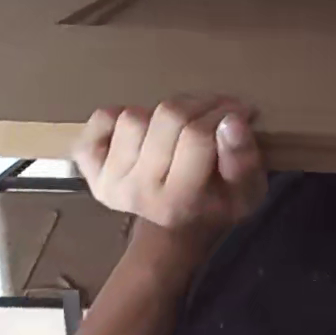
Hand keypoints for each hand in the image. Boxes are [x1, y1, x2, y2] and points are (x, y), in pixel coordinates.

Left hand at [72, 95, 267, 242]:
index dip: (224, 113)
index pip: (198, 134)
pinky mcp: (88, 166)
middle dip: (201, 104)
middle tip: (216, 111)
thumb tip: (232, 120)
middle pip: (169, 116)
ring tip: (179, 128)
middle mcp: (137, 192)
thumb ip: (244, 158)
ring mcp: (107, 178)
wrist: (175, 230)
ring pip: (137, 115)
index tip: (240, 111)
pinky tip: (143, 131)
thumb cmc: (218, 205)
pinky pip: (102, 118)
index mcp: (178, 202)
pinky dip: (121, 114)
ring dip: (163, 114)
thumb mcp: (248, 191)